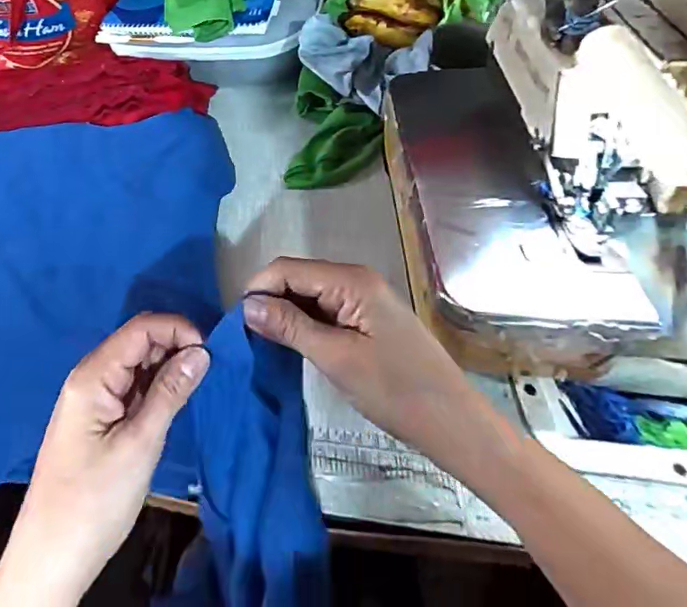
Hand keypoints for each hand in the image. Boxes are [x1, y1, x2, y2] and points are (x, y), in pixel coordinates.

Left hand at [0, 313, 208, 606]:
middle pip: (138, 341)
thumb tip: (201, 352)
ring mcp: (92, 399)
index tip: (209, 352)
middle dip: (175, 345)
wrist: (50, 560)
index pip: (140, 328)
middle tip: (207, 370)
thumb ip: (170, 392)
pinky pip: (130, 386)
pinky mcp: (97, 419)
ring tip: (195, 385)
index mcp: (92, 376)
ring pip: (136, 363)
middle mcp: (89, 378)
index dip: (177, 329)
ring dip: (167, 365)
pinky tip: (173, 399)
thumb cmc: (94, 501)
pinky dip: (154, 385)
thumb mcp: (140, 444)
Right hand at [241, 258, 486, 464]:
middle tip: (247, 338)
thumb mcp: (336, 358)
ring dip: (286, 312)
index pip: (288, 269)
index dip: (259, 290)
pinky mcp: (366, 316)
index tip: (237, 324)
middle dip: (270, 300)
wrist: (450, 418)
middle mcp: (356, 278)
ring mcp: (363, 296)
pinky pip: (326, 308)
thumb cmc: (394, 389)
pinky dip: (305, 322)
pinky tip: (293, 344)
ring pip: (310, 293)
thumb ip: (291, 327)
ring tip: (264, 344)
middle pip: (298, 277)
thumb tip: (248, 306)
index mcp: (350, 279)